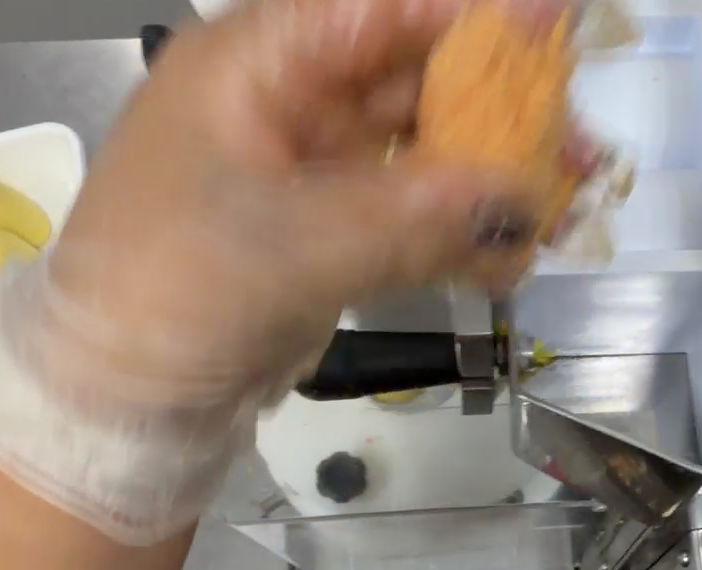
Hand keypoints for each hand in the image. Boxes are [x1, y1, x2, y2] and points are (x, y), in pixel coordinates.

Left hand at [0, 0, 565, 543]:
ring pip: (416, 166)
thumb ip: (410, 216)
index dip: (465, 16)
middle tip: (575, 143)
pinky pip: (407, 231)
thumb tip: (521, 198)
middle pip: (409, 87)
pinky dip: (457, 246)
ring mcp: (311, 187)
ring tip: (562, 208)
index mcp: (256, 68)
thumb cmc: (177, 291)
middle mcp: (288, 113)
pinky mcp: (327, 250)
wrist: (127, 399)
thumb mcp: (291, 244)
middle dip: (494, 113)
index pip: (376, 11)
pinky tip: (510, 263)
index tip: (550, 29)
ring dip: (486, 187)